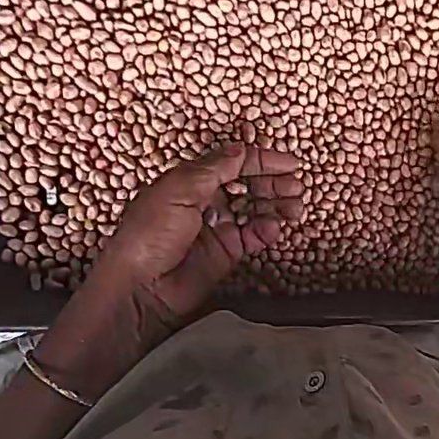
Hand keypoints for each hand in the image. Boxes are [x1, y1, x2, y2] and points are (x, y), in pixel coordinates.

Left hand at [91, 143, 304, 325]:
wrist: (143, 287)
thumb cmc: (147, 236)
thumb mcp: (178, 190)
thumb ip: (213, 169)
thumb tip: (239, 151)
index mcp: (191, 180)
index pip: (234, 163)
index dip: (262, 161)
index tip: (288, 163)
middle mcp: (206, 201)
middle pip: (249, 185)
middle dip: (274, 183)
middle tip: (296, 186)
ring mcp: (218, 227)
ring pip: (256, 209)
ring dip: (277, 205)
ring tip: (295, 207)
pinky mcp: (227, 252)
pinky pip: (254, 236)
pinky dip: (267, 230)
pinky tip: (274, 228)